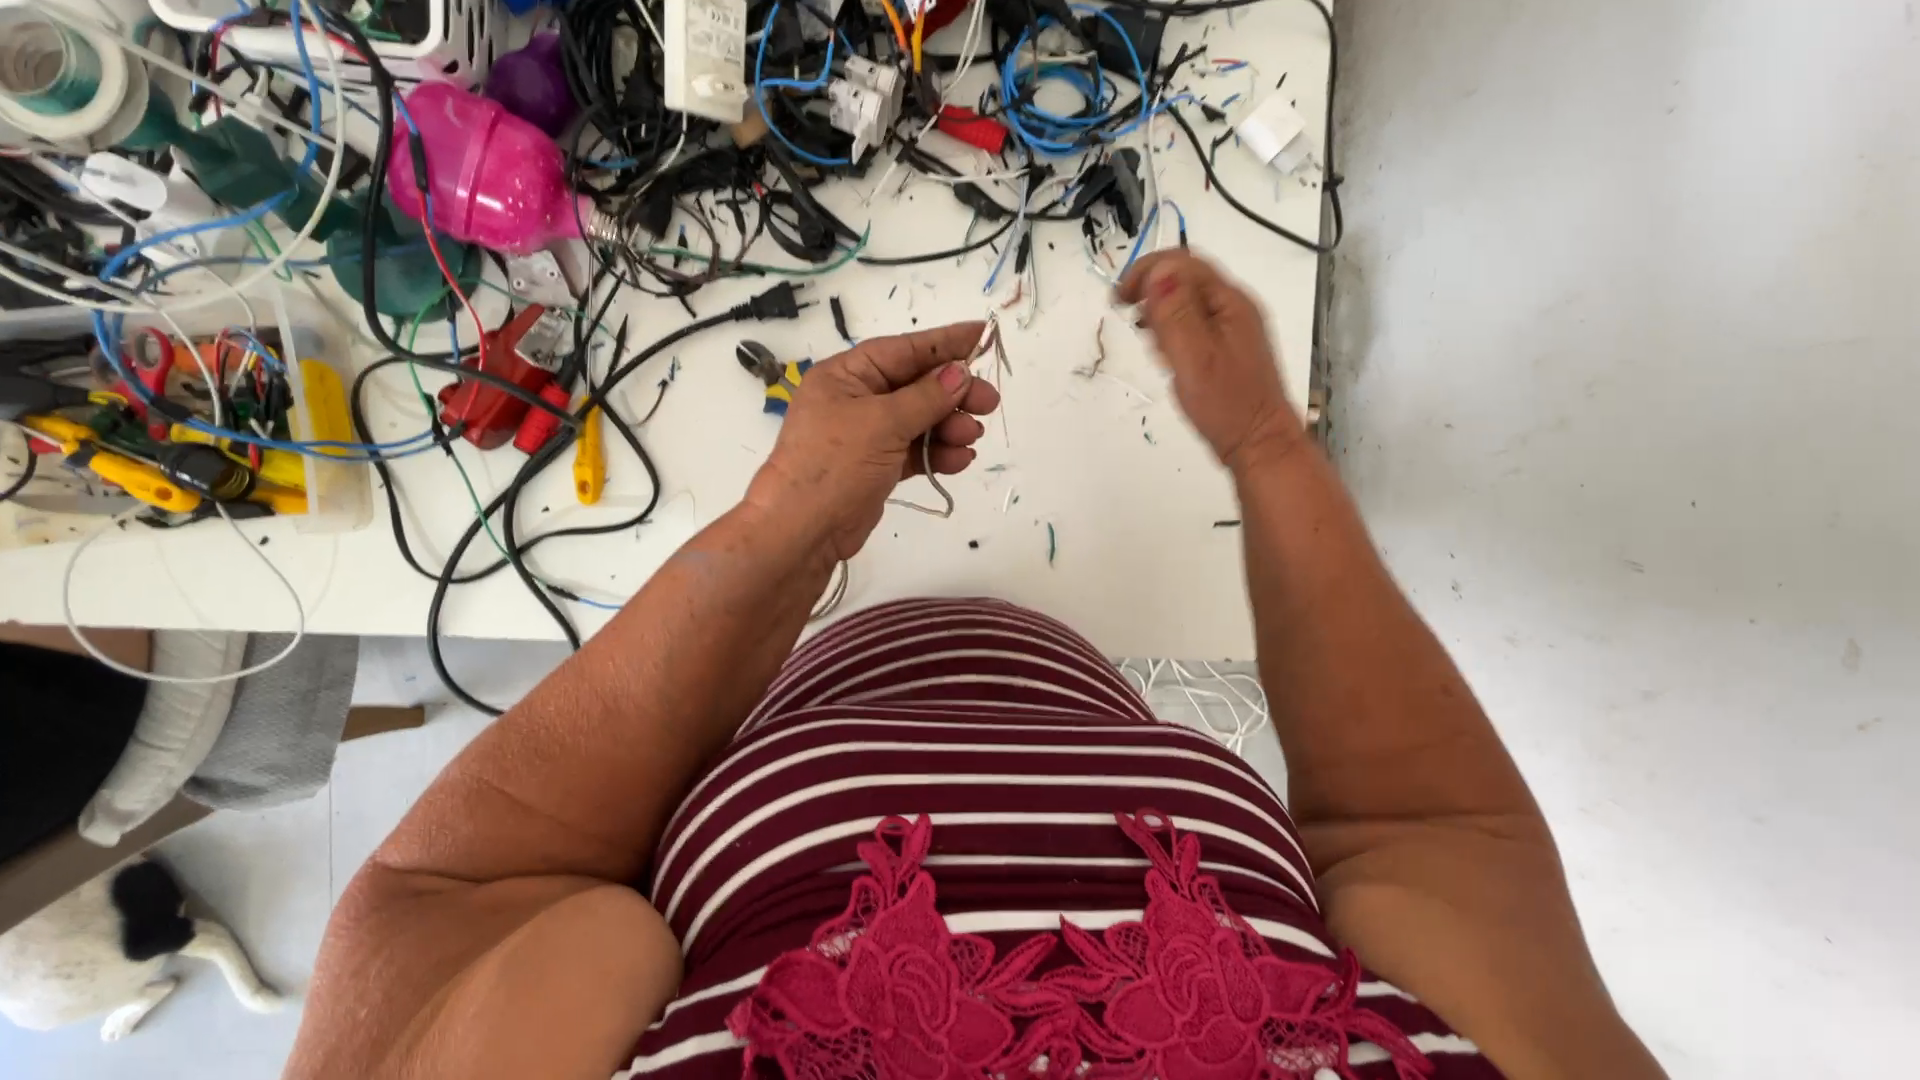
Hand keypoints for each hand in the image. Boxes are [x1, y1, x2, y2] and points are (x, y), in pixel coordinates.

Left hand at [744, 322, 1001, 562]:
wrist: (803, 530)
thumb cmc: (835, 465)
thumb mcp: (882, 423)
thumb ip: (926, 396)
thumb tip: (960, 373)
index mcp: (846, 375)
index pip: (904, 350)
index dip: (946, 343)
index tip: (984, 335)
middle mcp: (856, 399)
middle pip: (916, 386)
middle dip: (953, 394)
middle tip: (990, 403)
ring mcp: (867, 435)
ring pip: (920, 420)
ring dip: (949, 427)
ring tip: (971, 438)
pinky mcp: (877, 466)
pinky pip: (915, 450)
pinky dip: (938, 453)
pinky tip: (960, 460)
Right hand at [1117, 251, 1302, 469]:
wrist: (1259, 444)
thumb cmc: (1226, 405)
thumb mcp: (1195, 357)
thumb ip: (1176, 313)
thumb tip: (1158, 271)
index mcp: (1229, 302)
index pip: (1183, 264)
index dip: (1146, 271)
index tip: (1119, 298)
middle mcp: (1234, 308)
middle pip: (1186, 278)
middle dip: (1151, 290)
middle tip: (1126, 314)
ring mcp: (1232, 328)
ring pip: (1188, 301)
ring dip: (1160, 311)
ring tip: (1147, 340)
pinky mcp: (1226, 349)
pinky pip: (1194, 324)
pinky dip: (1172, 329)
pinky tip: (1164, 353)